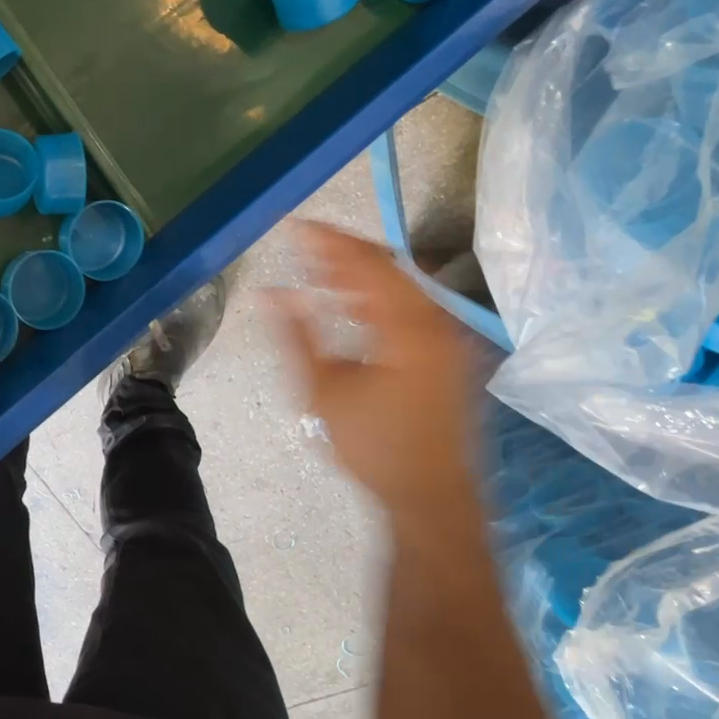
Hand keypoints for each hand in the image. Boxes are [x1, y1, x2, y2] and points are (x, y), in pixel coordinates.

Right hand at [271, 223, 479, 512]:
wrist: (430, 493)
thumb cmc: (373, 444)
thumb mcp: (322, 388)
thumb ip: (295, 333)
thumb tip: (269, 292)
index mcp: (408, 325)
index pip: (366, 264)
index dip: (328, 241)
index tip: (295, 226)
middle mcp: (437, 322)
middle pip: (389, 269)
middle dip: (343, 254)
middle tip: (303, 246)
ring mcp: (449, 339)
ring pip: (401, 288)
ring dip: (359, 277)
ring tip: (318, 274)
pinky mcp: (448, 356)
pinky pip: (411, 309)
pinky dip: (377, 300)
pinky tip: (350, 309)